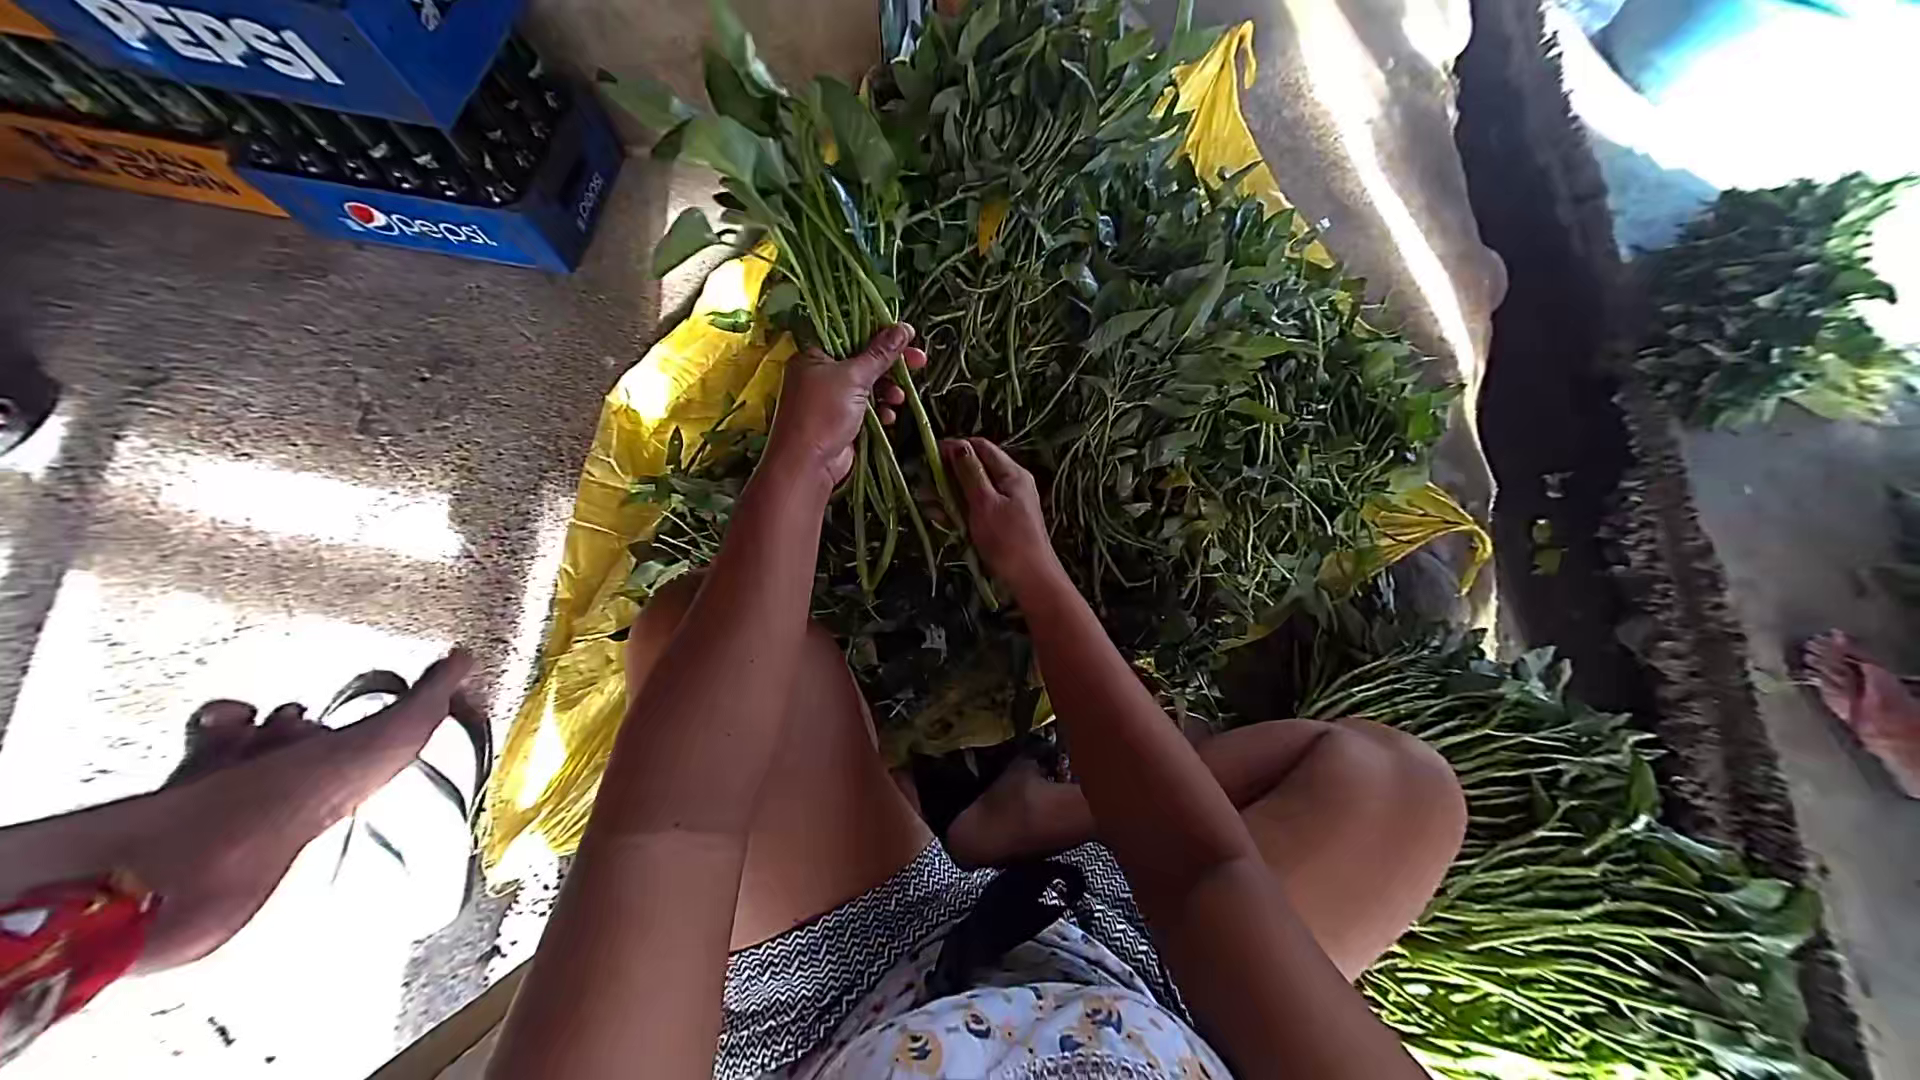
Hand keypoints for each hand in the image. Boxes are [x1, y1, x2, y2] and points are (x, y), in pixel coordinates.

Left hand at [765, 323, 926, 486]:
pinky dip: (880, 409)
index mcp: (815, 354)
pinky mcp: (842, 419)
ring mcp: (832, 398)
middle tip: (919, 362)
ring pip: (869, 385)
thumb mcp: (854, 378)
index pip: (852, 333)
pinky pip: (867, 407)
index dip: (881, 334)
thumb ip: (880, 353)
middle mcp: (821, 373)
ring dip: (888, 390)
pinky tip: (887, 416)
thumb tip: (904, 328)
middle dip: (891, 365)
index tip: (908, 336)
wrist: (808, 464)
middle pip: (864, 360)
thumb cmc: (823, 414)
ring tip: (898, 398)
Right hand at [941, 437, 1064, 598]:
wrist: (1029, 579)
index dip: (954, 448)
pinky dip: (957, 511)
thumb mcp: (984, 502)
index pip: (980, 447)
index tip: (929, 455)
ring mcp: (1004, 504)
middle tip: (924, 483)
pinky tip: (939, 519)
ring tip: (926, 503)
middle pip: (974, 468)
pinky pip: (974, 509)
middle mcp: (1009, 484)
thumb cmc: (1007, 540)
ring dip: (947, 495)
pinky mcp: (998, 522)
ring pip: (970, 490)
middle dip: (947, 475)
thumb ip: (969, 473)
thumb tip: (957, 445)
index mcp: (1011, 474)